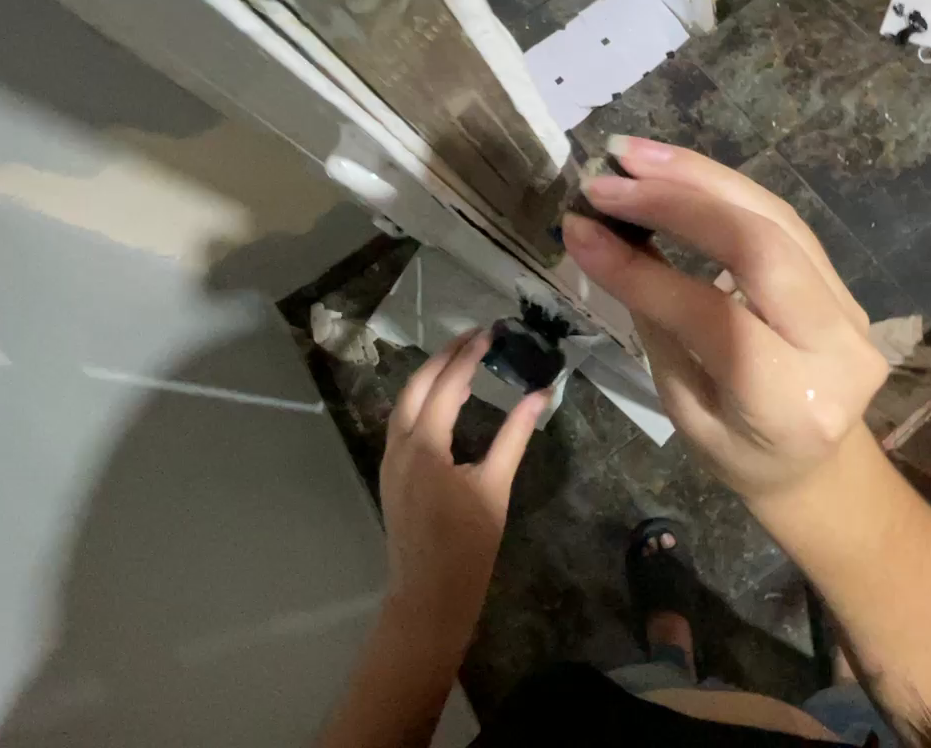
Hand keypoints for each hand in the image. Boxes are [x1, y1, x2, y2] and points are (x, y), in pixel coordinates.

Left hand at [379, 331, 545, 634]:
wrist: (429, 596)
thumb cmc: (468, 545)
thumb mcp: (497, 487)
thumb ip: (515, 436)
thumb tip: (540, 395)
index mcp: (426, 446)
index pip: (447, 386)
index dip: (468, 356)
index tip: (489, 333)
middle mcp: (400, 445)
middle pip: (417, 385)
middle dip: (444, 356)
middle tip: (474, 337)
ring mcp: (390, 459)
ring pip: (404, 402)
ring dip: (429, 376)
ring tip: (460, 358)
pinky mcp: (391, 473)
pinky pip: (401, 421)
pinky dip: (421, 400)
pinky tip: (442, 401)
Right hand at [561, 136, 888, 500]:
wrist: (818, 465)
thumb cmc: (740, 454)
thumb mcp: (686, 410)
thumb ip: (658, 324)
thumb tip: (606, 240)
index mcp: (791, 403)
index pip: (712, 318)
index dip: (641, 271)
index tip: (580, 228)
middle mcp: (836, 346)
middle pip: (760, 246)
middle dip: (679, 200)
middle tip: (609, 174)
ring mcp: (851, 306)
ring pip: (775, 216)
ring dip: (698, 176)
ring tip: (633, 154)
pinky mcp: (842, 280)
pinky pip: (781, 219)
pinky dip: (722, 187)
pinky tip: (675, 171)